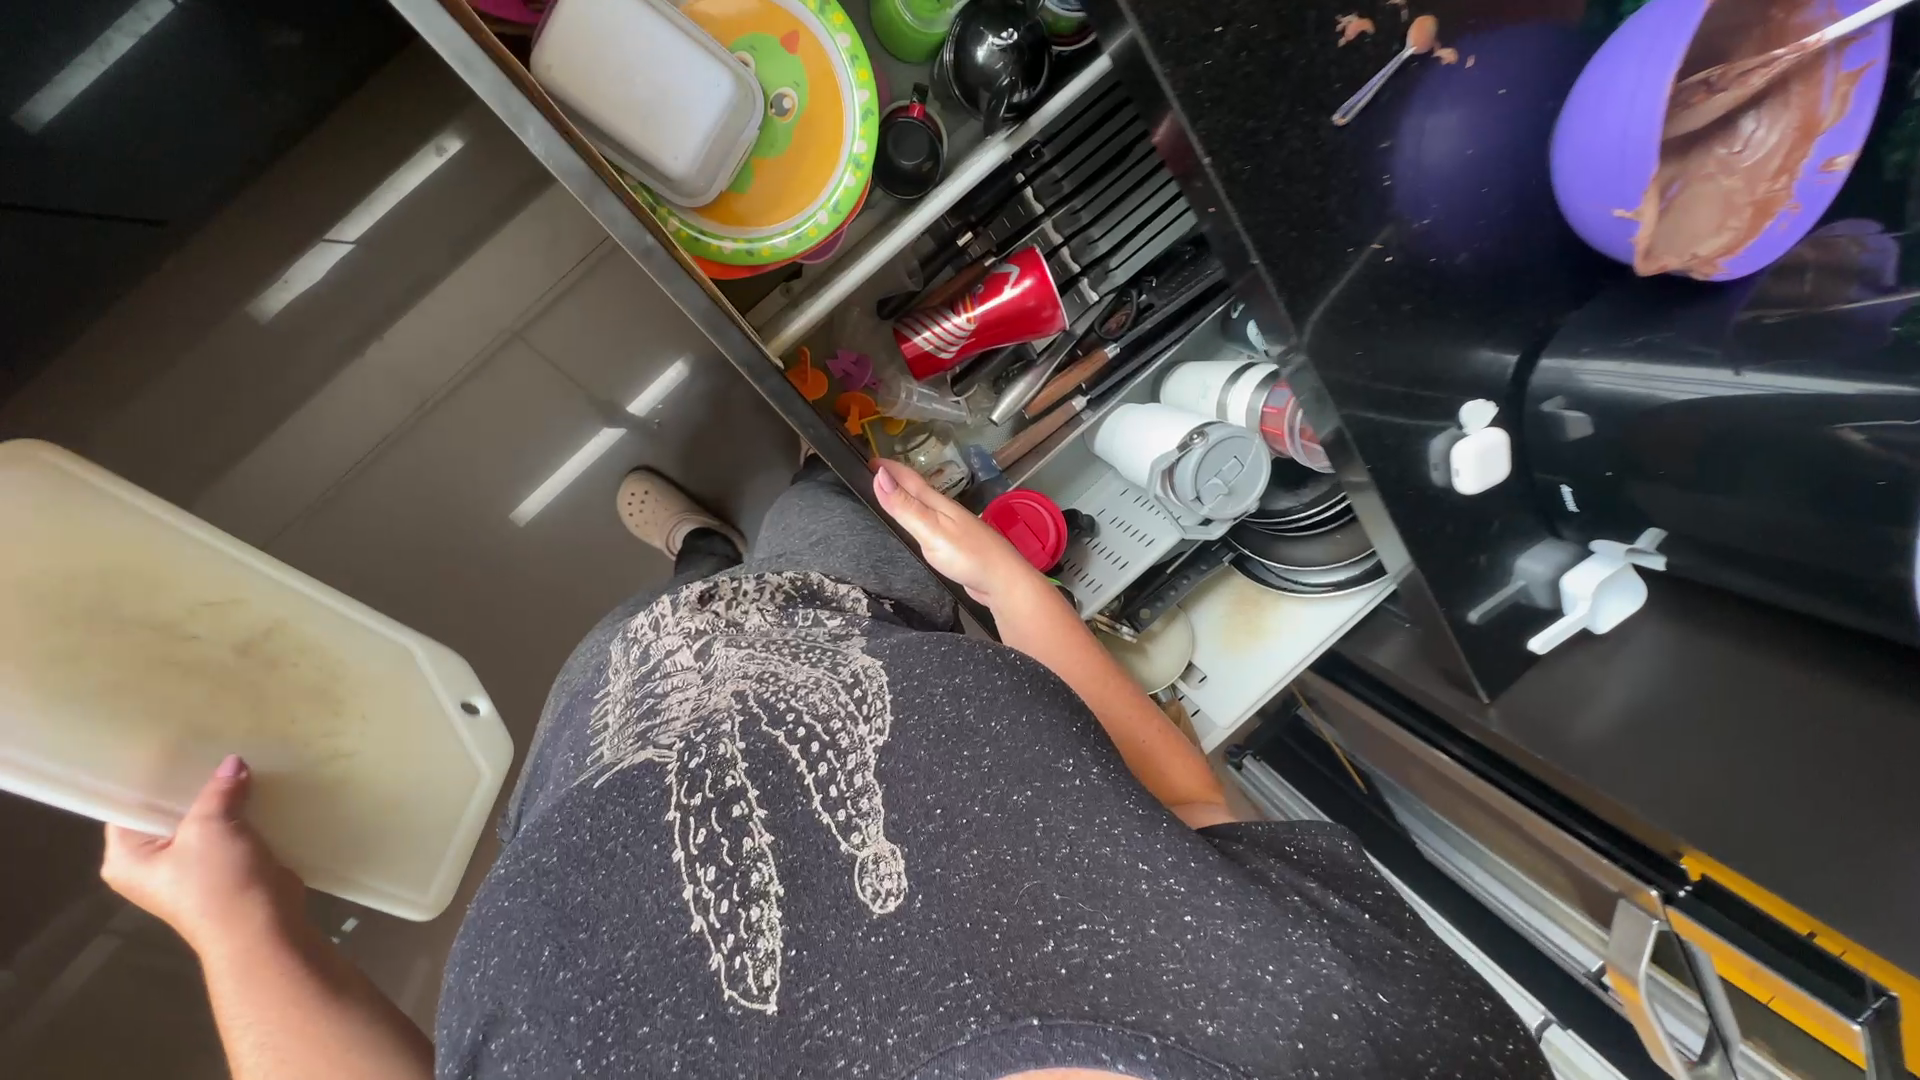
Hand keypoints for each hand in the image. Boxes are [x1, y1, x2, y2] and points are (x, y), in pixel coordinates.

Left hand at [101, 755, 305, 955]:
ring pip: (205, 821)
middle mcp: (152, 862)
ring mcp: (190, 866)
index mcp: (127, 858)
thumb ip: (218, 792)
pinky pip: (230, 832)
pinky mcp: (225, 866)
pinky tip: (263, 793)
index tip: (180, 750)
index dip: (153, 780)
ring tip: (246, 767)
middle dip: (197, 786)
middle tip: (219, 752)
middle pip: (171, 813)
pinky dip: (244, 814)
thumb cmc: (216, 881)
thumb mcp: (211, 829)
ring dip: (226, 800)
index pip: (129, 808)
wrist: (259, 924)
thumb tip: (233, 762)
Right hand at [871, 459, 1046, 606]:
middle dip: (895, 479)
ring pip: (924, 506)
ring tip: (890, 495)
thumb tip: (880, 476)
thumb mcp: (930, 530)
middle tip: (874, 474)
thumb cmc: (969, 556)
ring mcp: (953, 527)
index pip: (908, 479)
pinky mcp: (956, 544)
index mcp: (937, 503)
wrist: (1004, 582)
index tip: (868, 460)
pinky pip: (931, 524)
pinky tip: (917, 525)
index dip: (888, 468)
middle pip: (916, 489)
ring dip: (907, 497)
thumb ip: (905, 506)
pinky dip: (918, 518)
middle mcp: (945, 510)